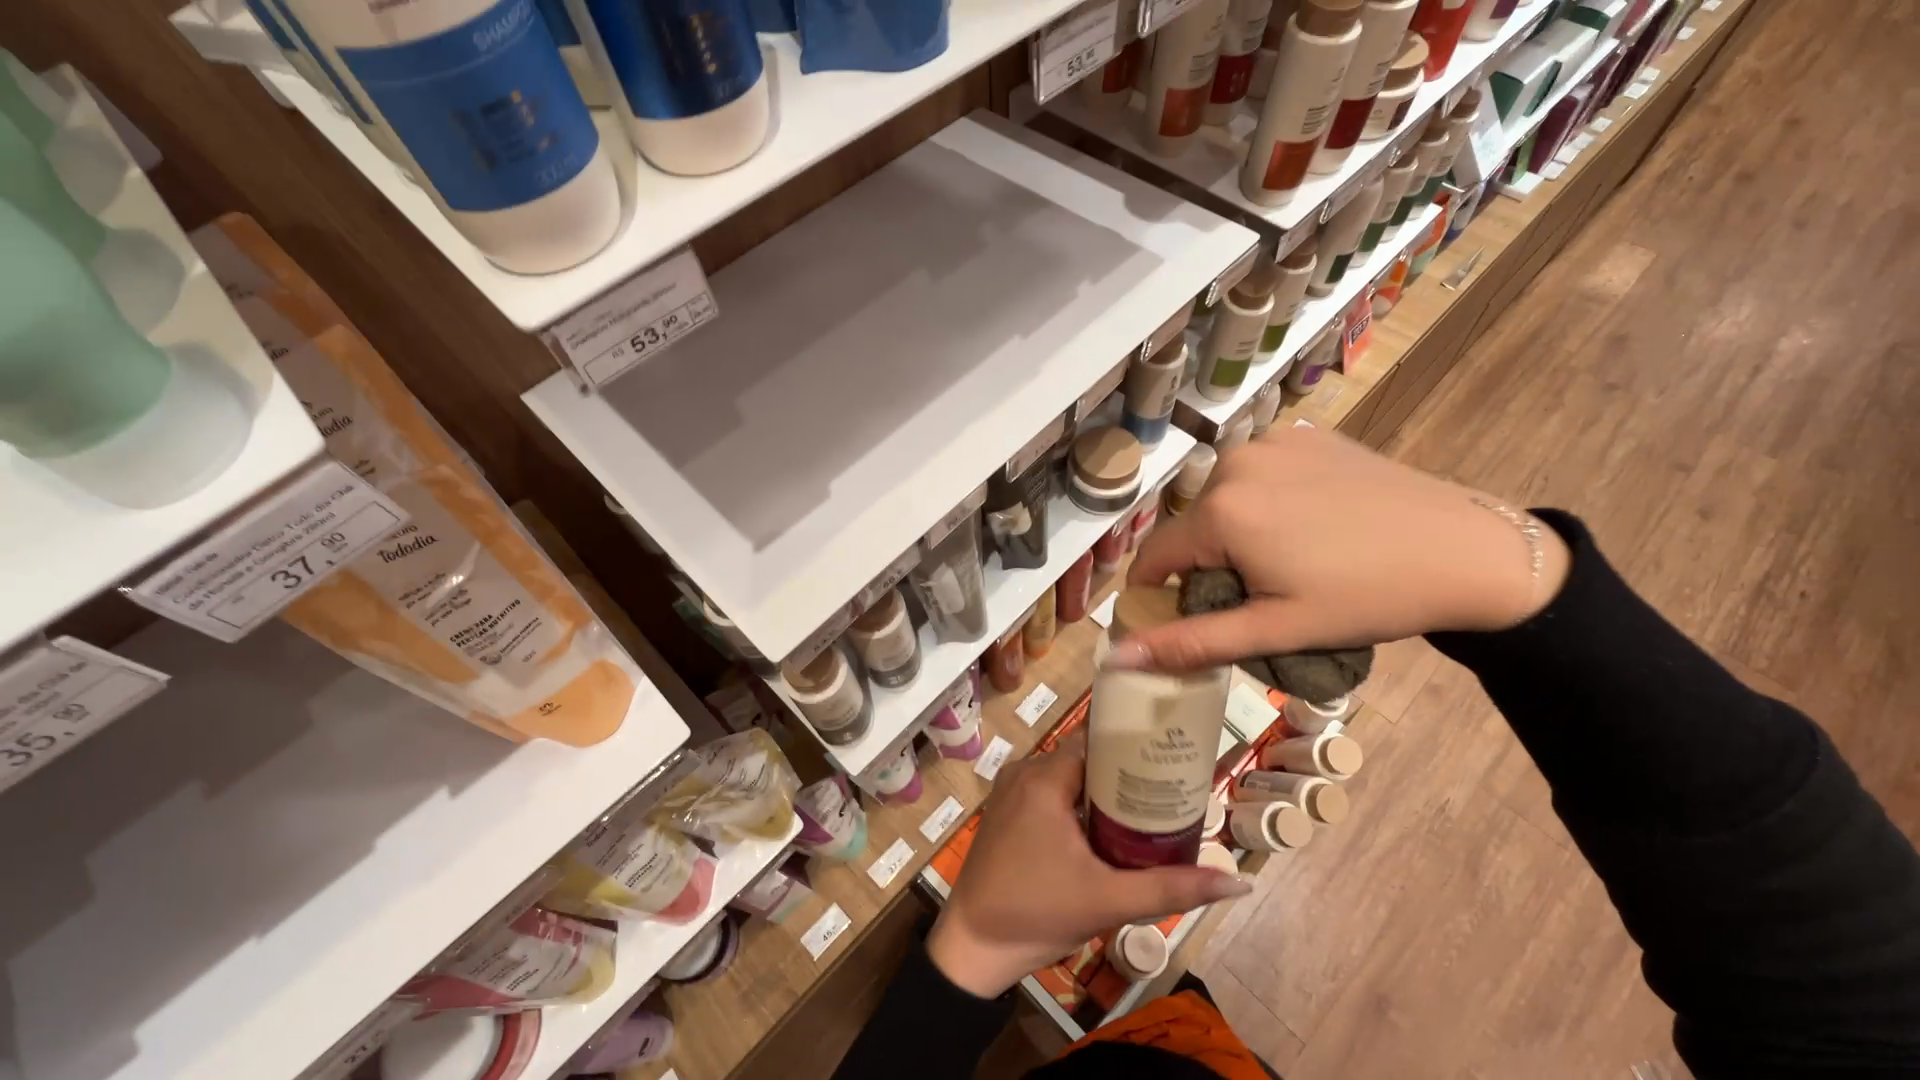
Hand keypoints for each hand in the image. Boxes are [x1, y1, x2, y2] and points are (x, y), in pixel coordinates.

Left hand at [925, 736, 1250, 997]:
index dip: (1136, 742)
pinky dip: (1080, 801)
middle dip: (1127, 768)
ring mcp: (1011, 792)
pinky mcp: (1006, 813)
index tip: (1174, 752)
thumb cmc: (1037, 914)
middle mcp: (1024, 772)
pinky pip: (1050, 792)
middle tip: (1174, 783)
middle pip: (1087, 757)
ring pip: (1069, 776)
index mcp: (1044, 779)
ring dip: (1104, 787)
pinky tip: (1111, 824)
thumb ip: (1172, 888)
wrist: (972, 947)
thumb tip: (1239, 881)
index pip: (1099, 739)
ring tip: (1151, 801)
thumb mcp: (1109, 901)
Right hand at [1114, 427, 1570, 672]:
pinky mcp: (1304, 434)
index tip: (1196, 621)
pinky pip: (1259, 474)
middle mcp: (1234, 463)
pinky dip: (1267, 502)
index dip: (1163, 596)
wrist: (1467, 551)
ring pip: (1224, 500)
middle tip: (1264, 597)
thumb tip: (1118, 657)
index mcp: (1221, 511)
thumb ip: (1190, 642)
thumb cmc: (1367, 598)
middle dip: (1208, 565)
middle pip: (1191, 528)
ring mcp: (1272, 441)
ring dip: (1237, 532)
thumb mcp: (1275, 629)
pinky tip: (1313, 524)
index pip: (1154, 558)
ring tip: (1293, 561)